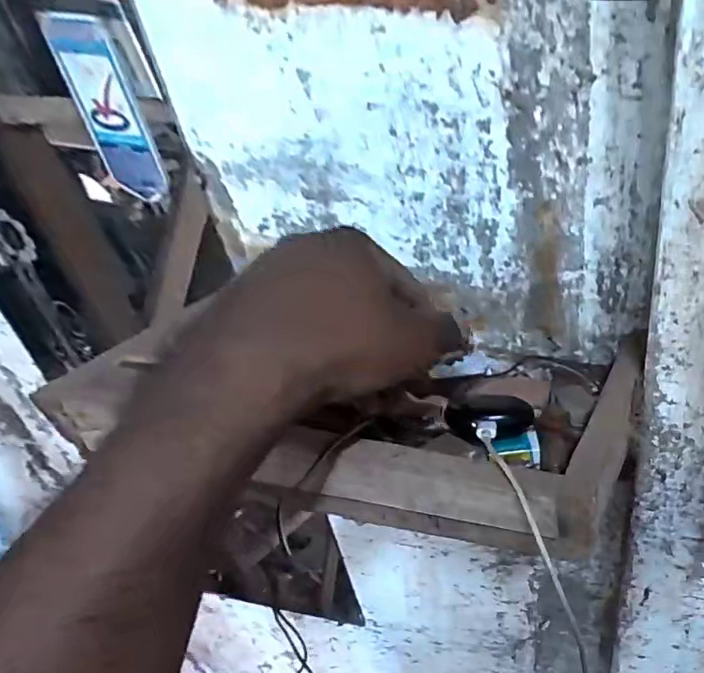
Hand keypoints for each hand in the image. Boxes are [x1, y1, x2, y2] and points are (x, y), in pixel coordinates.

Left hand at [159, 227, 467, 414]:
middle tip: (400, 387)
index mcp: (357, 245)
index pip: (413, 292)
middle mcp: (313, 246)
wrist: (254, 364)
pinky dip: (324, 359)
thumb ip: (446, 333)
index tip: (427, 368)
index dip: (427, 336)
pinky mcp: (247, 303)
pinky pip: (304, 333)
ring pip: (339, 324)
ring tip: (368, 397)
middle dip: (391, 352)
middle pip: (373, 308)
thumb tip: (456, 332)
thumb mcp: (418, 342)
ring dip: (362, 361)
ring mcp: (274, 273)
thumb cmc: (349, 344)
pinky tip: (331, 388)